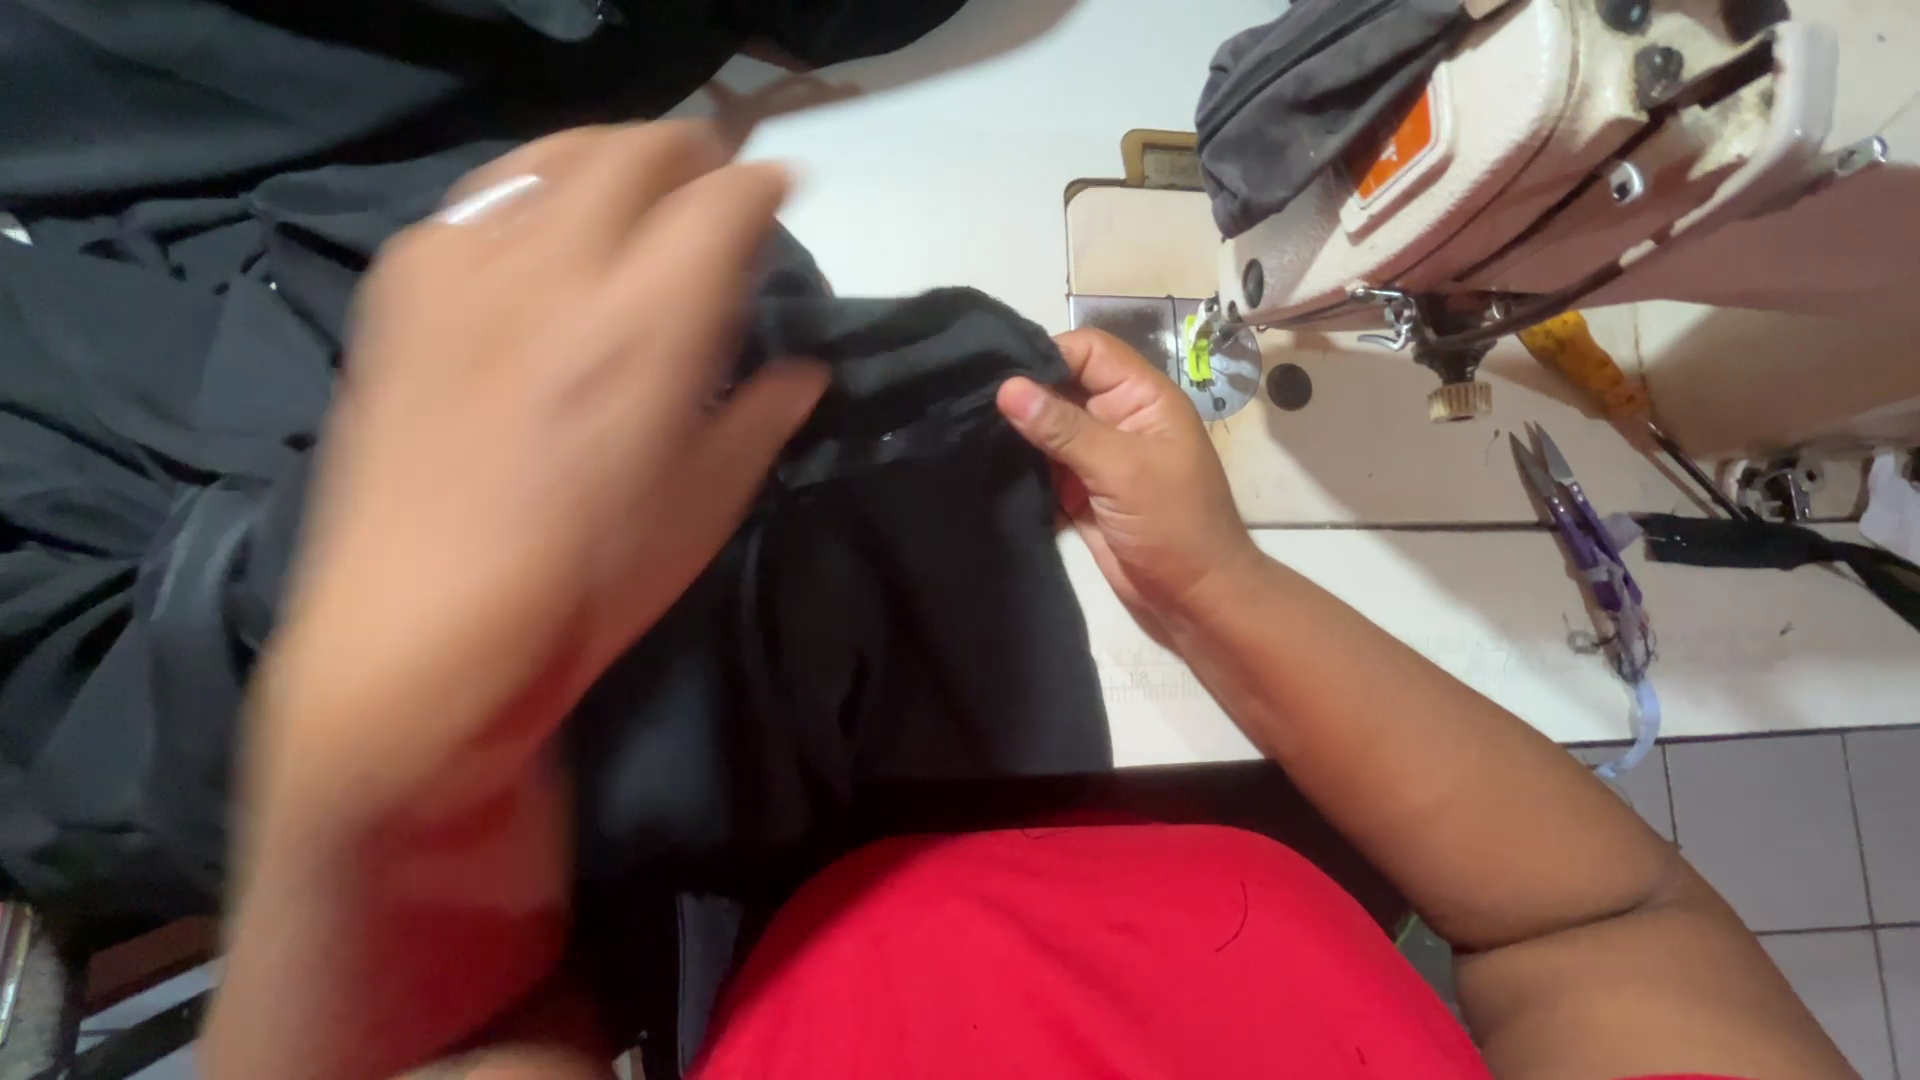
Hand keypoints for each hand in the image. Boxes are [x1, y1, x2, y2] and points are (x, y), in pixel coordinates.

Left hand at [213, 122, 826, 1079]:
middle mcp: (560, 273)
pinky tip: (544, 237)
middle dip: (692, 149)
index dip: (765, 184)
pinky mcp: (405, 296)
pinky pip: (477, 202)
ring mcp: (470, 274)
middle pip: (636, 151)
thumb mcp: (709, 506)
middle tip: (719, 178)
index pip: (724, 204)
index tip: (783, 190)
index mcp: (650, 326)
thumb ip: (763, 417)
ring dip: (611, 154)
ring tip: (637, 185)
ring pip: (550, 156)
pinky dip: (531, 194)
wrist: (424, 634)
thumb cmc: (593, 582)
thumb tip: (803, 371)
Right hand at [995, 328, 1260, 637]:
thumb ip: (1064, 428)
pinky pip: (1042, 465)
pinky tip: (981, 459)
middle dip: (1023, 392)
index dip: (1047, 353)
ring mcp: (1096, 456)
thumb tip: (1007, 388)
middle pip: (1063, 385)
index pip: (1089, 351)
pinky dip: (1018, 463)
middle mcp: (1117, 419)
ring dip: (1016, 430)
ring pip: (1048, 427)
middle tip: (967, 396)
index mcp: (1142, 398)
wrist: (1190, 597)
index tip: (997, 372)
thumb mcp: (1121, 469)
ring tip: (965, 426)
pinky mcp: (1078, 491)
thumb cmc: (1173, 524)